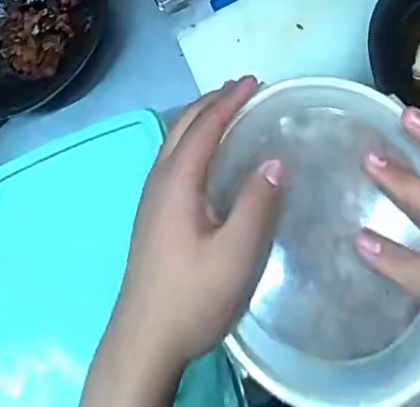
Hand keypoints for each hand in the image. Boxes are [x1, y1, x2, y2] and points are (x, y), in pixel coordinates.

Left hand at [83, 77, 283, 406]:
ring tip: (227, 109)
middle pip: (184, 124)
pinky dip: (193, 137)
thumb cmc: (192, 295)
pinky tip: (207, 154)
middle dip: (213, 101)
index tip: (254, 82)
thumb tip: (276, 159)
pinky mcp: (152, 211)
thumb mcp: (234, 255)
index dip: (229, 101)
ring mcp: (152, 194)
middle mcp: (160, 177)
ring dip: (200, 117)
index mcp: (177, 180)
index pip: (204, 126)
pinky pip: (173, 155)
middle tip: (243, 88)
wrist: (143, 337)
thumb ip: (256, 205)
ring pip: (174, 138)